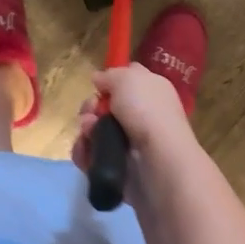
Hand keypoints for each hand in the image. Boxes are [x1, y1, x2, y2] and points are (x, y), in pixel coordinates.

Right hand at [71, 64, 198, 173]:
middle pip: (107, 106)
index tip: (99, 86)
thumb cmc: (147, 111)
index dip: (112, 80)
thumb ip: (110, 76)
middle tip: (91, 113)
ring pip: (97, 131)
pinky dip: (86, 154)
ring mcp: (131, 142)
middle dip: (91, 108)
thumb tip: (99, 80)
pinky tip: (86, 152)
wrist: (159, 161)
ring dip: (87, 130)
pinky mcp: (120, 168)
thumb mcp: (127, 78)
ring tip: (88, 134)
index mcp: (152, 90)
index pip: (129, 79)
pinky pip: (94, 156)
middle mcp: (143, 114)